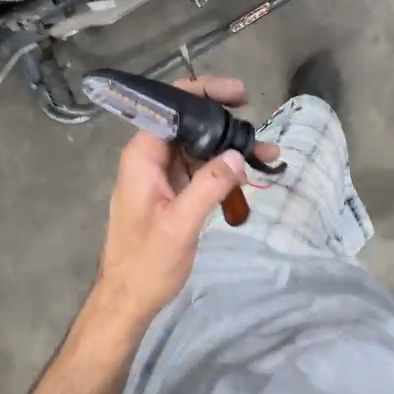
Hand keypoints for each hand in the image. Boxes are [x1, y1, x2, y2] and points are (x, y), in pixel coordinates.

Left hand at [89, 77, 275, 326]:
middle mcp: (150, 155)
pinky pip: (200, 165)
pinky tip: (249, 171)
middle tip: (258, 123)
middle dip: (225, 118)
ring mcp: (161, 172)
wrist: (127, 302)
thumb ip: (208, 186)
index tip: (239, 95)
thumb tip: (238, 154)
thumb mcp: (180, 225)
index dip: (205, 92)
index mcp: (143, 154)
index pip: (173, 105)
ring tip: (266, 152)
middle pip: (189, 120)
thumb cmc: (145, 264)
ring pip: (198, 143)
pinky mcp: (172, 188)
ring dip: (229, 144)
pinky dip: (223, 164)